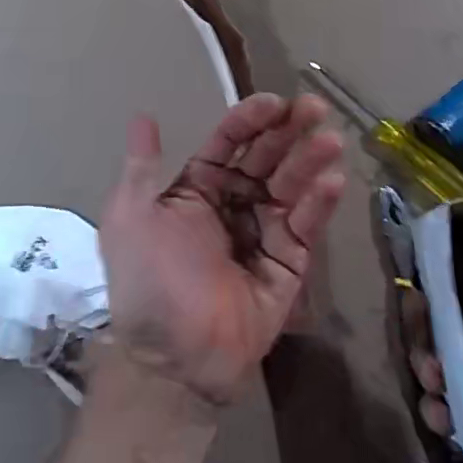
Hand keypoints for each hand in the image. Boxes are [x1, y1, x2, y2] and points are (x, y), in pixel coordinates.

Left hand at [100, 93, 346, 405]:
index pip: (230, 141)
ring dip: (311, 159)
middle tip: (314, 107)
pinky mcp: (290, 261)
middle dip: (291, 129)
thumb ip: (142, 167)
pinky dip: (320, 202)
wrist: (174, 359)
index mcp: (199, 188)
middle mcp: (235, 202)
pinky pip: (306, 225)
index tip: (274, 102)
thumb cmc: (150, 281)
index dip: (250, 119)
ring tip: (329, 139)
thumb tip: (142, 116)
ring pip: (293, 184)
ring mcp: (265, 230)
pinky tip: (332, 180)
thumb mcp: (131, 219)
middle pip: (268, 156)